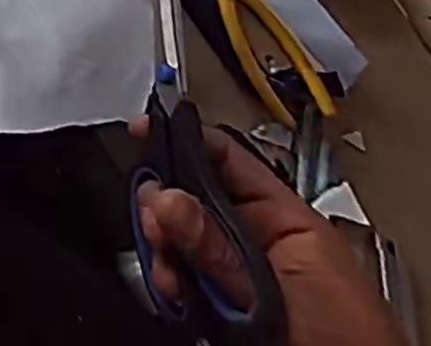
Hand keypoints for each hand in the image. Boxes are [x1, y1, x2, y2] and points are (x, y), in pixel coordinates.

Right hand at [130, 117, 405, 345]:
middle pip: (193, 195)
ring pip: (181, 235)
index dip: (181, 136)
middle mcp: (262, 240)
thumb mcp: (278, 298)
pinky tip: (175, 292)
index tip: (141, 130)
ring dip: (165, 249)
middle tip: (153, 227)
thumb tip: (166, 195)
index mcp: (289, 224)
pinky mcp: (229, 300)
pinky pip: (185, 270)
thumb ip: (220, 248)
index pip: (225, 156)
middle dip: (163, 207)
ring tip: (170, 276)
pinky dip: (171, 277)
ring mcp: (244, 272)